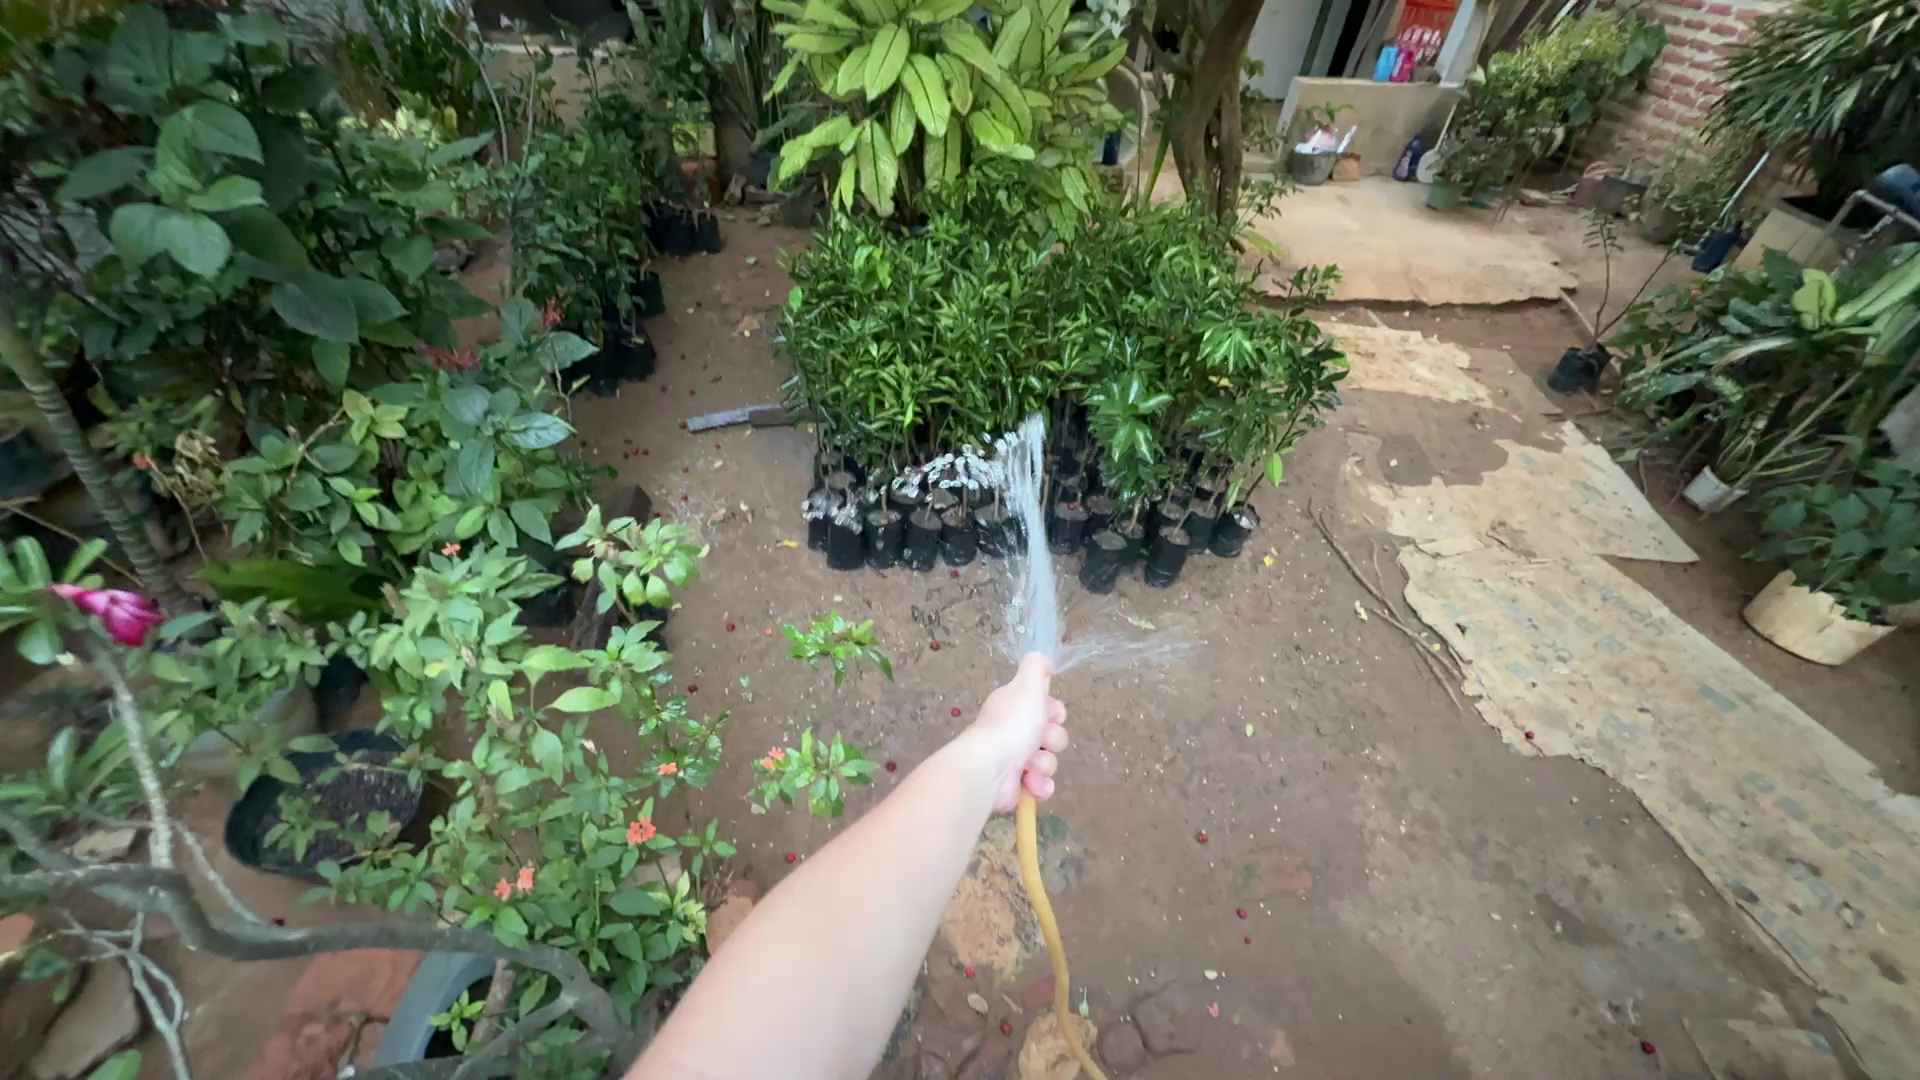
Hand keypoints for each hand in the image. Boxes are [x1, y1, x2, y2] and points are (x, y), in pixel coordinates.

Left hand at [967, 653, 1069, 811]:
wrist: (990, 767)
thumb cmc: (1012, 724)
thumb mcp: (1026, 685)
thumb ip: (1036, 667)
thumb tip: (1045, 660)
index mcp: (1014, 706)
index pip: (1047, 707)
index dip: (1055, 711)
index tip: (1052, 714)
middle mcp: (1013, 731)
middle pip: (1052, 735)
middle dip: (1052, 739)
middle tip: (1040, 740)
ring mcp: (1014, 760)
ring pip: (1049, 761)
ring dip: (1044, 764)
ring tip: (1029, 766)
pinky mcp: (1016, 785)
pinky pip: (1042, 785)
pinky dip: (1040, 786)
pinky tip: (1031, 783)